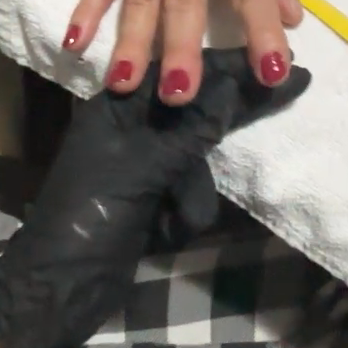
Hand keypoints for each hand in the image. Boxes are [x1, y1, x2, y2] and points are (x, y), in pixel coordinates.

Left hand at [0, 49, 310, 347]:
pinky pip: (187, 194)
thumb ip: (191, 130)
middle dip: (224, 122)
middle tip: (287, 89)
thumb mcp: (143, 167)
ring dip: (190, 196)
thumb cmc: (90, 216)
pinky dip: (182, 214)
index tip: (276, 60)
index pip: (180, 74)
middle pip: (193, 113)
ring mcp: (141, 165)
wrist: (60, 287)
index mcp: (115, 107)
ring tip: (170, 220)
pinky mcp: (151, 198)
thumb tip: (233, 86)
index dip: (228, 67)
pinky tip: (164, 233)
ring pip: (196, 161)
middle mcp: (129, 128)